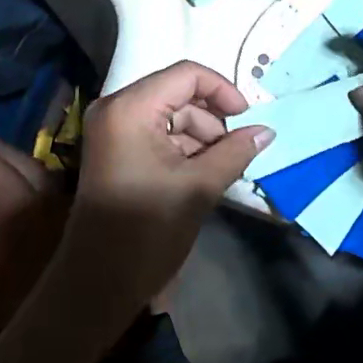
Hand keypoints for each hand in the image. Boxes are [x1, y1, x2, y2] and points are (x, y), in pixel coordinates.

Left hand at [61, 61, 272, 313]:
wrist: (95, 286)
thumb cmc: (146, 232)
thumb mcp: (199, 187)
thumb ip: (236, 151)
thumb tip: (267, 130)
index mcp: (131, 108)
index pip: (187, 75)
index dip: (222, 90)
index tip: (246, 118)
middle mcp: (116, 108)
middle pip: (177, 92)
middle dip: (211, 117)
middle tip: (236, 147)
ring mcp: (111, 129)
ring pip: (170, 113)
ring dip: (199, 134)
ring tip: (221, 165)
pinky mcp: (114, 149)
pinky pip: (156, 131)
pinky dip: (182, 145)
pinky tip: (201, 171)